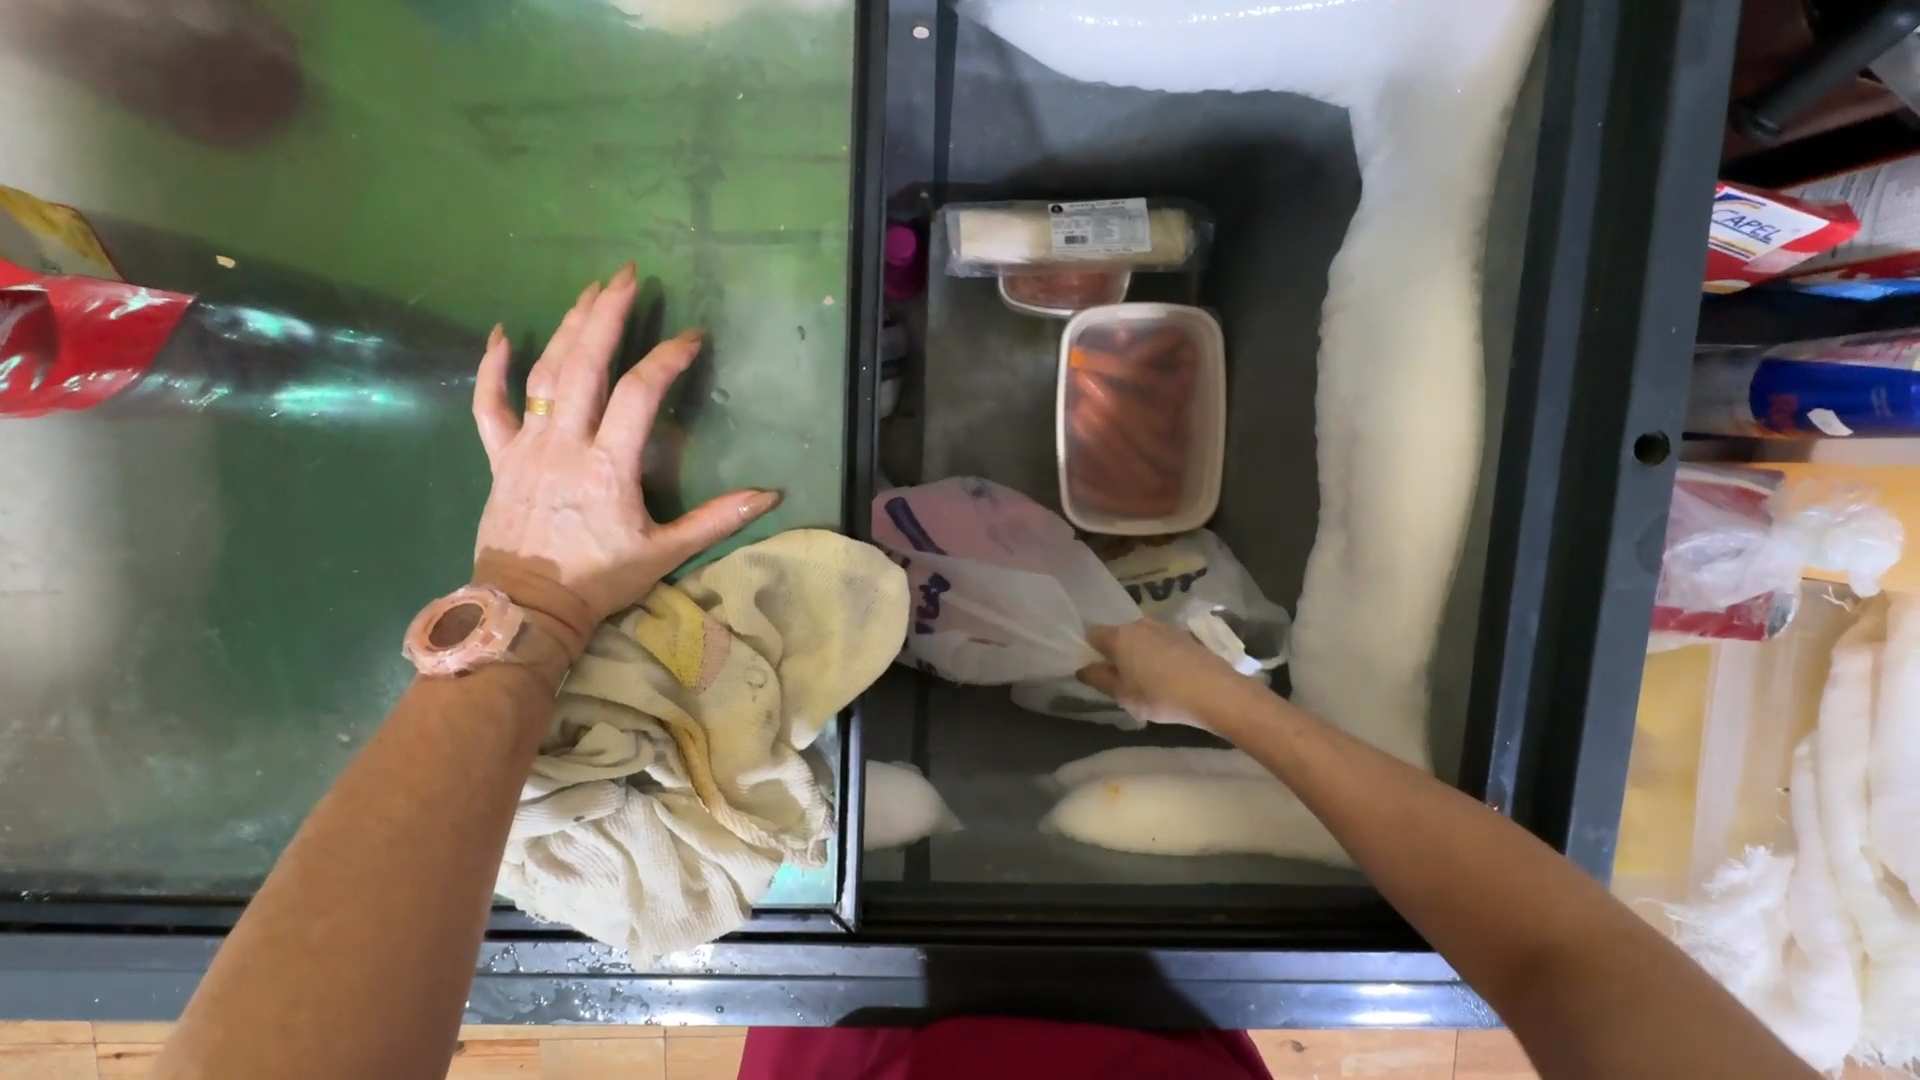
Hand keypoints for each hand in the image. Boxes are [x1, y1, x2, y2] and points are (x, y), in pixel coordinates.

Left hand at [469, 264, 779, 657]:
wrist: (526, 608)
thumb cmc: (600, 580)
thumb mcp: (666, 552)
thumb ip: (718, 519)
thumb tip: (772, 494)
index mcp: (608, 465)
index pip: (640, 393)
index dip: (668, 358)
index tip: (692, 338)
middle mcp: (565, 443)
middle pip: (584, 364)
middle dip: (608, 315)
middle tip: (628, 276)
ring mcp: (526, 446)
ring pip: (543, 372)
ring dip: (568, 326)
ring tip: (590, 290)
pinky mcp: (500, 457)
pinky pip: (489, 405)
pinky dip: (492, 368)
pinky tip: (503, 334)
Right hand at [1077, 619, 1266, 729]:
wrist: (1216, 692)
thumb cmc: (1161, 696)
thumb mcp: (1124, 695)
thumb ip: (1099, 679)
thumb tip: (1083, 669)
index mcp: (1119, 637)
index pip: (1092, 634)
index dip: (1091, 650)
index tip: (1098, 670)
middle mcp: (1139, 624)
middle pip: (1118, 635)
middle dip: (1116, 653)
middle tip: (1124, 680)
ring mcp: (1164, 627)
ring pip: (1141, 638)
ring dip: (1139, 654)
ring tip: (1150, 680)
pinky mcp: (1185, 635)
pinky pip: (1161, 642)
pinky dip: (1159, 655)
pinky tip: (1170, 676)